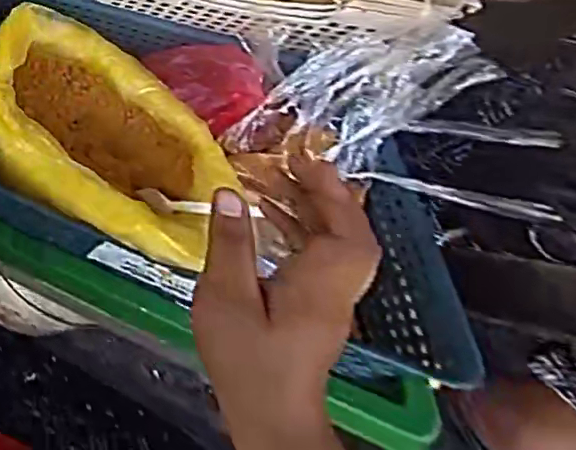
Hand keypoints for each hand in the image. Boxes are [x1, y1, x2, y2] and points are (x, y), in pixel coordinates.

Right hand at [191, 155, 379, 449]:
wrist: (269, 416)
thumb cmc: (246, 358)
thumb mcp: (226, 296)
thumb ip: (229, 243)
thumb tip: (229, 192)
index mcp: (320, 288)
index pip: (350, 237)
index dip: (335, 196)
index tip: (307, 160)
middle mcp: (334, 292)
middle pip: (349, 236)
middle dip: (324, 193)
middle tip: (287, 159)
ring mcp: (327, 301)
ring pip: (334, 245)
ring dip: (309, 207)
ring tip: (271, 176)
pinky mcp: (314, 307)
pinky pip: (318, 254)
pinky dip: (298, 226)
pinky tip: (264, 213)